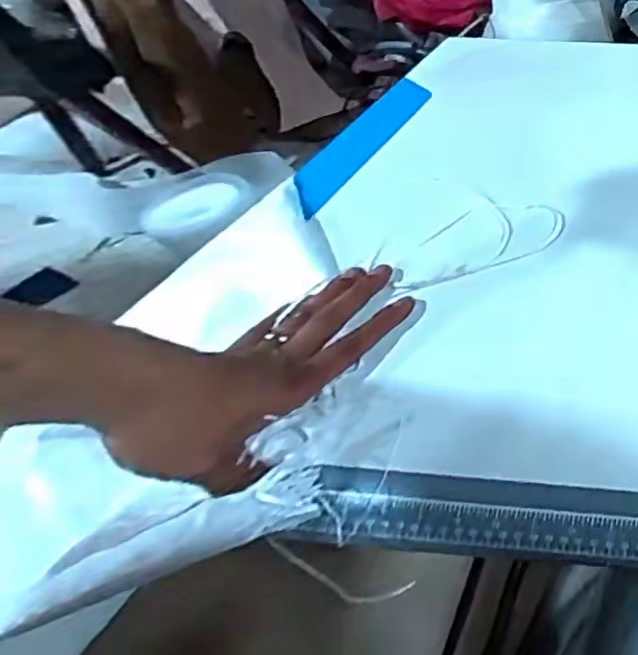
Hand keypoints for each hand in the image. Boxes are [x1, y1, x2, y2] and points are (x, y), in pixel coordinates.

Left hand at [103, 267, 413, 493]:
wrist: (120, 392)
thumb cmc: (174, 426)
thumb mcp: (205, 466)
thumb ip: (238, 473)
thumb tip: (261, 475)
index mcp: (291, 387)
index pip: (347, 351)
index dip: (379, 326)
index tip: (405, 302)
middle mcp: (281, 365)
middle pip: (330, 322)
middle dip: (361, 297)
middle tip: (386, 271)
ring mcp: (252, 355)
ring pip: (303, 318)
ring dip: (331, 294)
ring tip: (354, 274)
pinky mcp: (224, 353)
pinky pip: (265, 327)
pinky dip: (285, 312)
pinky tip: (296, 303)